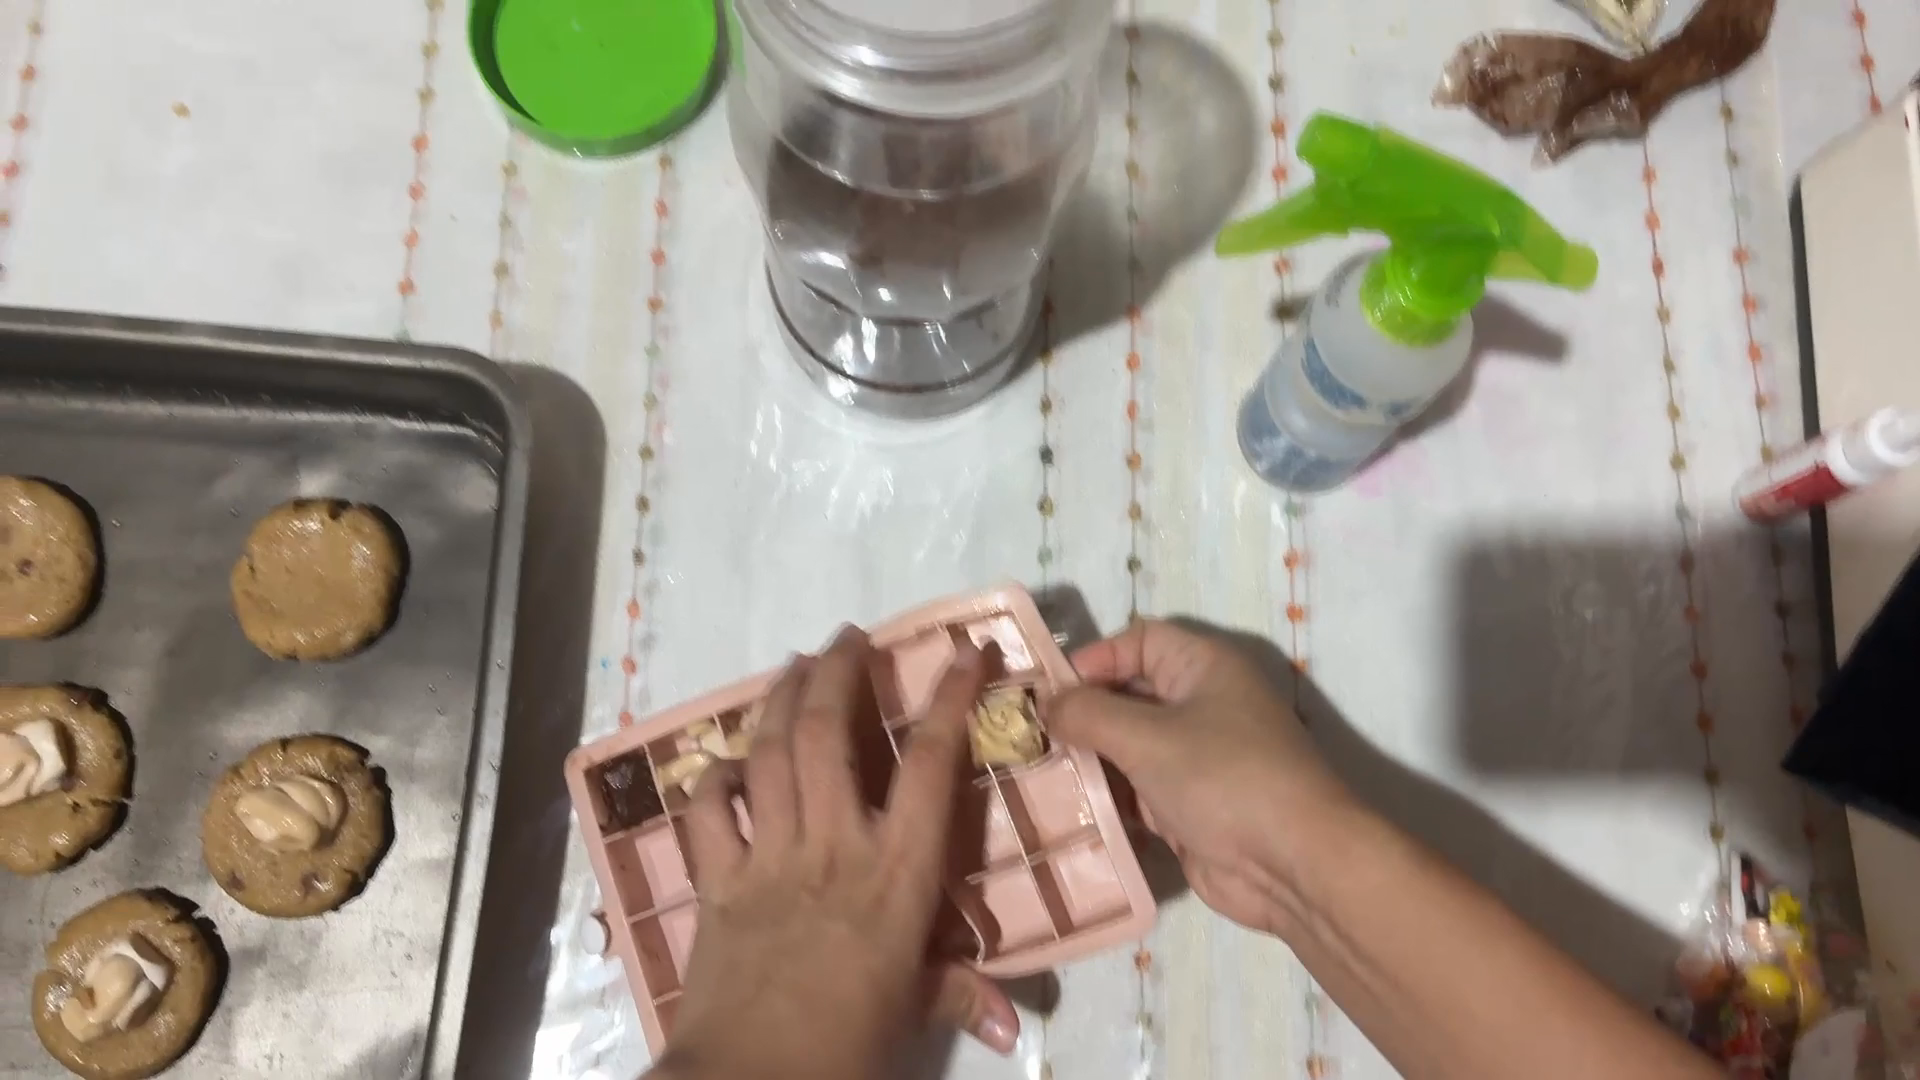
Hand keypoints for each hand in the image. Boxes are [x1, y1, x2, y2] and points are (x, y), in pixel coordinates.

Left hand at [653, 628, 1018, 1079]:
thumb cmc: (848, 1046)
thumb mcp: (913, 1011)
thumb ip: (961, 995)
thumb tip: (1019, 1026)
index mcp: (896, 870)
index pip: (930, 763)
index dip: (950, 697)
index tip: (965, 652)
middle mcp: (833, 844)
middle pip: (831, 733)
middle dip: (840, 671)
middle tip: (848, 635)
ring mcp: (769, 855)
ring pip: (770, 753)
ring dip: (782, 698)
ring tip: (795, 664)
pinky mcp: (716, 878)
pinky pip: (708, 810)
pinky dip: (715, 777)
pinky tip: (728, 762)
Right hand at [1048, 619, 1353, 935]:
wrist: (1295, 868)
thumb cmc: (1223, 778)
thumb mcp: (1146, 737)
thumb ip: (1087, 714)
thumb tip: (1045, 704)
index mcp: (1202, 667)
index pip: (1138, 641)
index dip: (1095, 658)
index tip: (1051, 689)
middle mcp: (1198, 704)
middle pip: (1127, 692)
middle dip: (1083, 711)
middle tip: (1033, 731)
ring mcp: (1193, 756)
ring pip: (1127, 742)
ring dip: (1089, 755)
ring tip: (1039, 768)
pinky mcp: (1186, 803)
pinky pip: (1135, 786)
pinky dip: (1107, 793)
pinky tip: (1069, 803)